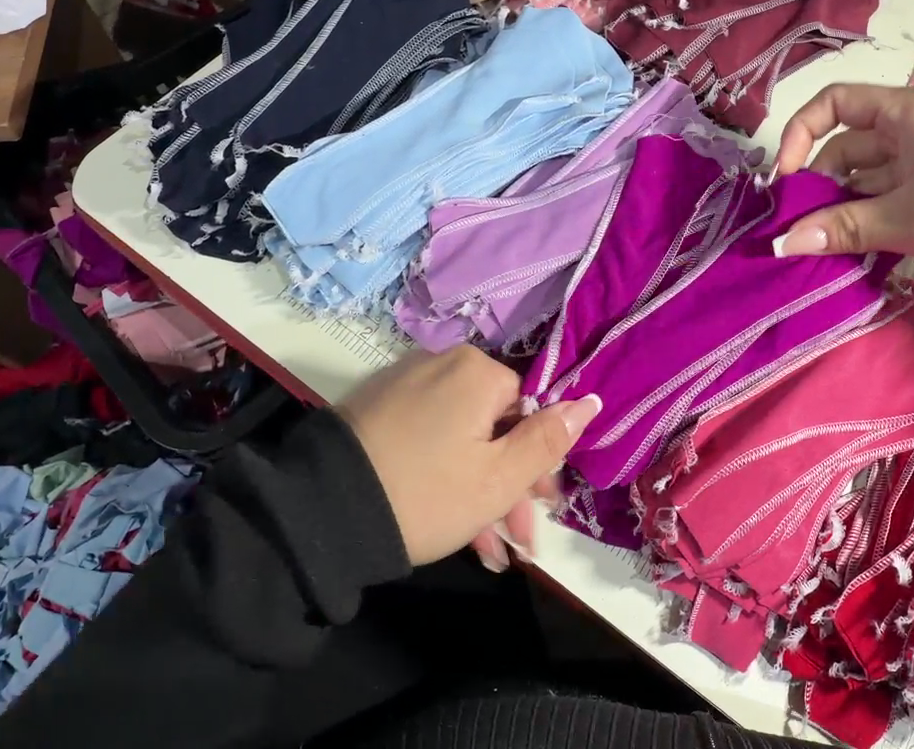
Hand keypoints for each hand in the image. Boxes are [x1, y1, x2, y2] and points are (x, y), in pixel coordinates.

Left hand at [337, 348, 602, 567]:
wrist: (321, 514)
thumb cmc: (425, 494)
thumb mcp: (498, 479)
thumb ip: (549, 440)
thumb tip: (592, 399)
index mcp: (477, 372)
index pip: (531, 407)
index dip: (541, 460)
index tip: (544, 506)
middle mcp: (442, 364)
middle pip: (495, 425)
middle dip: (510, 484)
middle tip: (517, 539)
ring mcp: (406, 385)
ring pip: (462, 437)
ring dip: (480, 490)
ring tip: (487, 549)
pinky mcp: (378, 408)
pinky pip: (429, 436)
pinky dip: (445, 474)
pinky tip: (453, 526)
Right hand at [772, 84, 913, 276]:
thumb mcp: (909, 221)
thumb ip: (843, 228)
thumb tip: (784, 242)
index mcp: (908, 112)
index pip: (834, 103)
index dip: (800, 135)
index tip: (787, 179)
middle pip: (848, 143)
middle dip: (821, 183)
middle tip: (804, 226)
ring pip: (870, 172)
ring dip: (846, 204)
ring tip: (829, 243)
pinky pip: (894, 188)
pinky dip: (873, 211)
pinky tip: (859, 244)